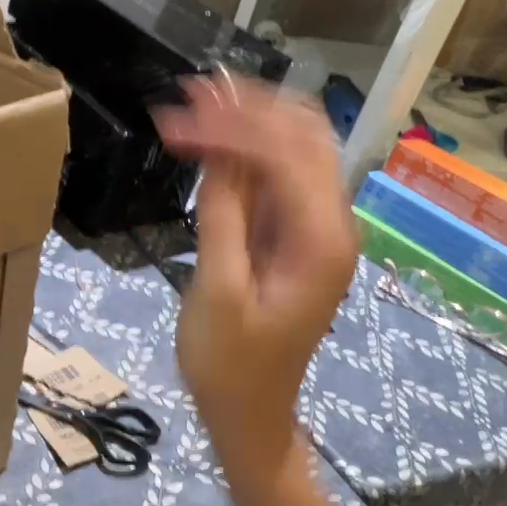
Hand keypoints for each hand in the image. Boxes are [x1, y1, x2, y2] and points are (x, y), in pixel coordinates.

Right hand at [156, 79, 356, 487]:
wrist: (250, 413)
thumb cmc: (229, 363)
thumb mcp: (217, 290)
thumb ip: (223, 215)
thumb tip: (216, 148)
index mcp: (321, 239)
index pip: (285, 154)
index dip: (232, 125)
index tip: (175, 115)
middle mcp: (331, 223)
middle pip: (304, 137)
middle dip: (249, 107)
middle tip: (190, 93)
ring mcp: (316, 228)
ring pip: (294, 150)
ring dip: (248, 122)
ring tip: (195, 105)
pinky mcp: (295, 236)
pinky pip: (277, 178)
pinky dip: (244, 153)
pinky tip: (209, 142)